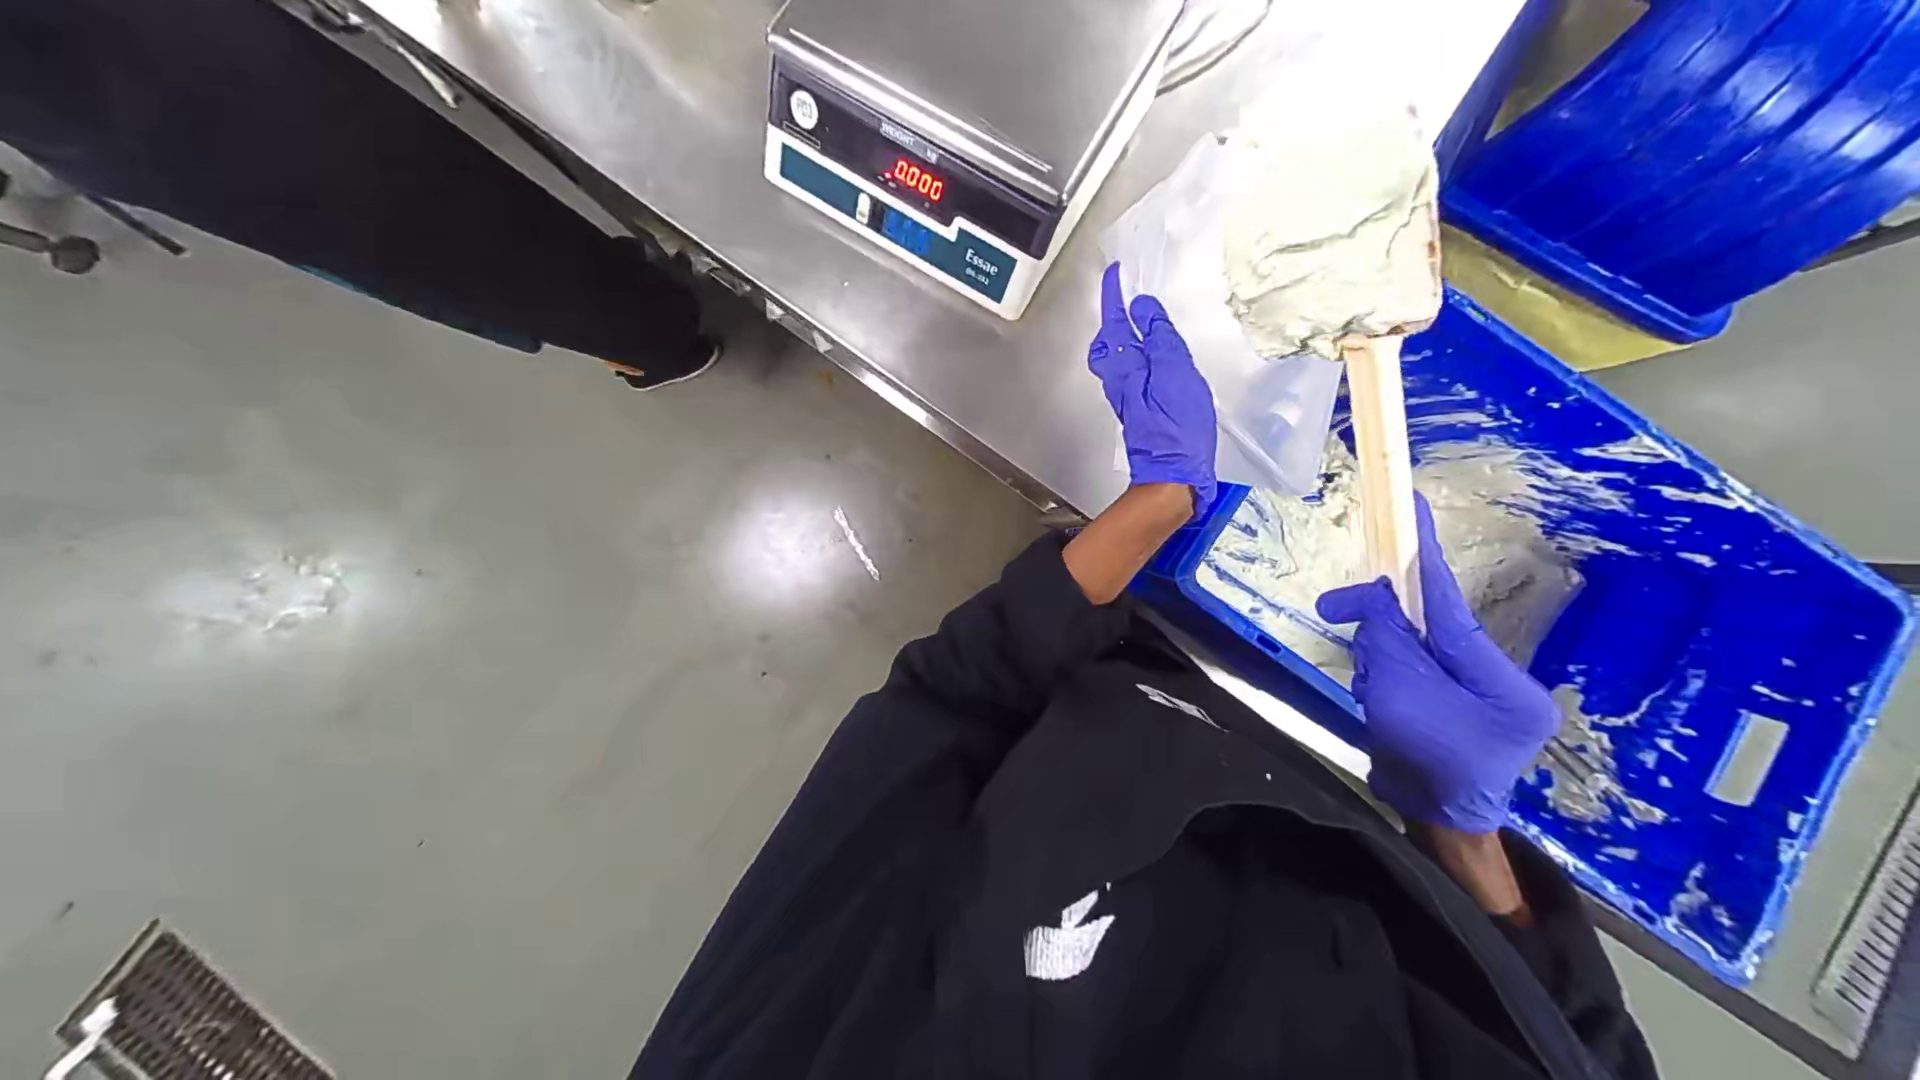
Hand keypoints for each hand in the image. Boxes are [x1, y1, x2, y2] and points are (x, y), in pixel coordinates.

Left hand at [1088, 263, 1217, 516]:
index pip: (1114, 324)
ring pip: (1119, 360)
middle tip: (1124, 300)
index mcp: (1126, 369)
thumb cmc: (1177, 429)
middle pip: (1108, 344)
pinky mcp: (1142, 411)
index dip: (1114, 298)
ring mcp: (1130, 398)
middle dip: (1112, 320)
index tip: (1115, 275)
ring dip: (1126, 337)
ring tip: (1142, 322)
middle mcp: (1121, 383)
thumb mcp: (1174, 375)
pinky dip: (1140, 357)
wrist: (1175, 476)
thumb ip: (1158, 340)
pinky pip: (1135, 374)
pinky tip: (1155, 357)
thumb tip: (1141, 308)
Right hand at [1315, 494, 1560, 832]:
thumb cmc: (1426, 758)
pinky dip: (1380, 675)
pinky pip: (1404, 669)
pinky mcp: (1444, 704)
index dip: (1426, 555)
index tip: (1412, 507)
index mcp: (1502, 679)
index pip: (1452, 604)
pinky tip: (1376, 701)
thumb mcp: (1399, 690)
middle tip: (1331, 611)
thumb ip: (1387, 635)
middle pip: (1423, 628)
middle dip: (1379, 630)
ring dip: (1377, 661)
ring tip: (1373, 695)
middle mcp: (1495, 680)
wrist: (1431, 821)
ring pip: (1407, 648)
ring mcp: (1470, 694)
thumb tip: (1373, 596)